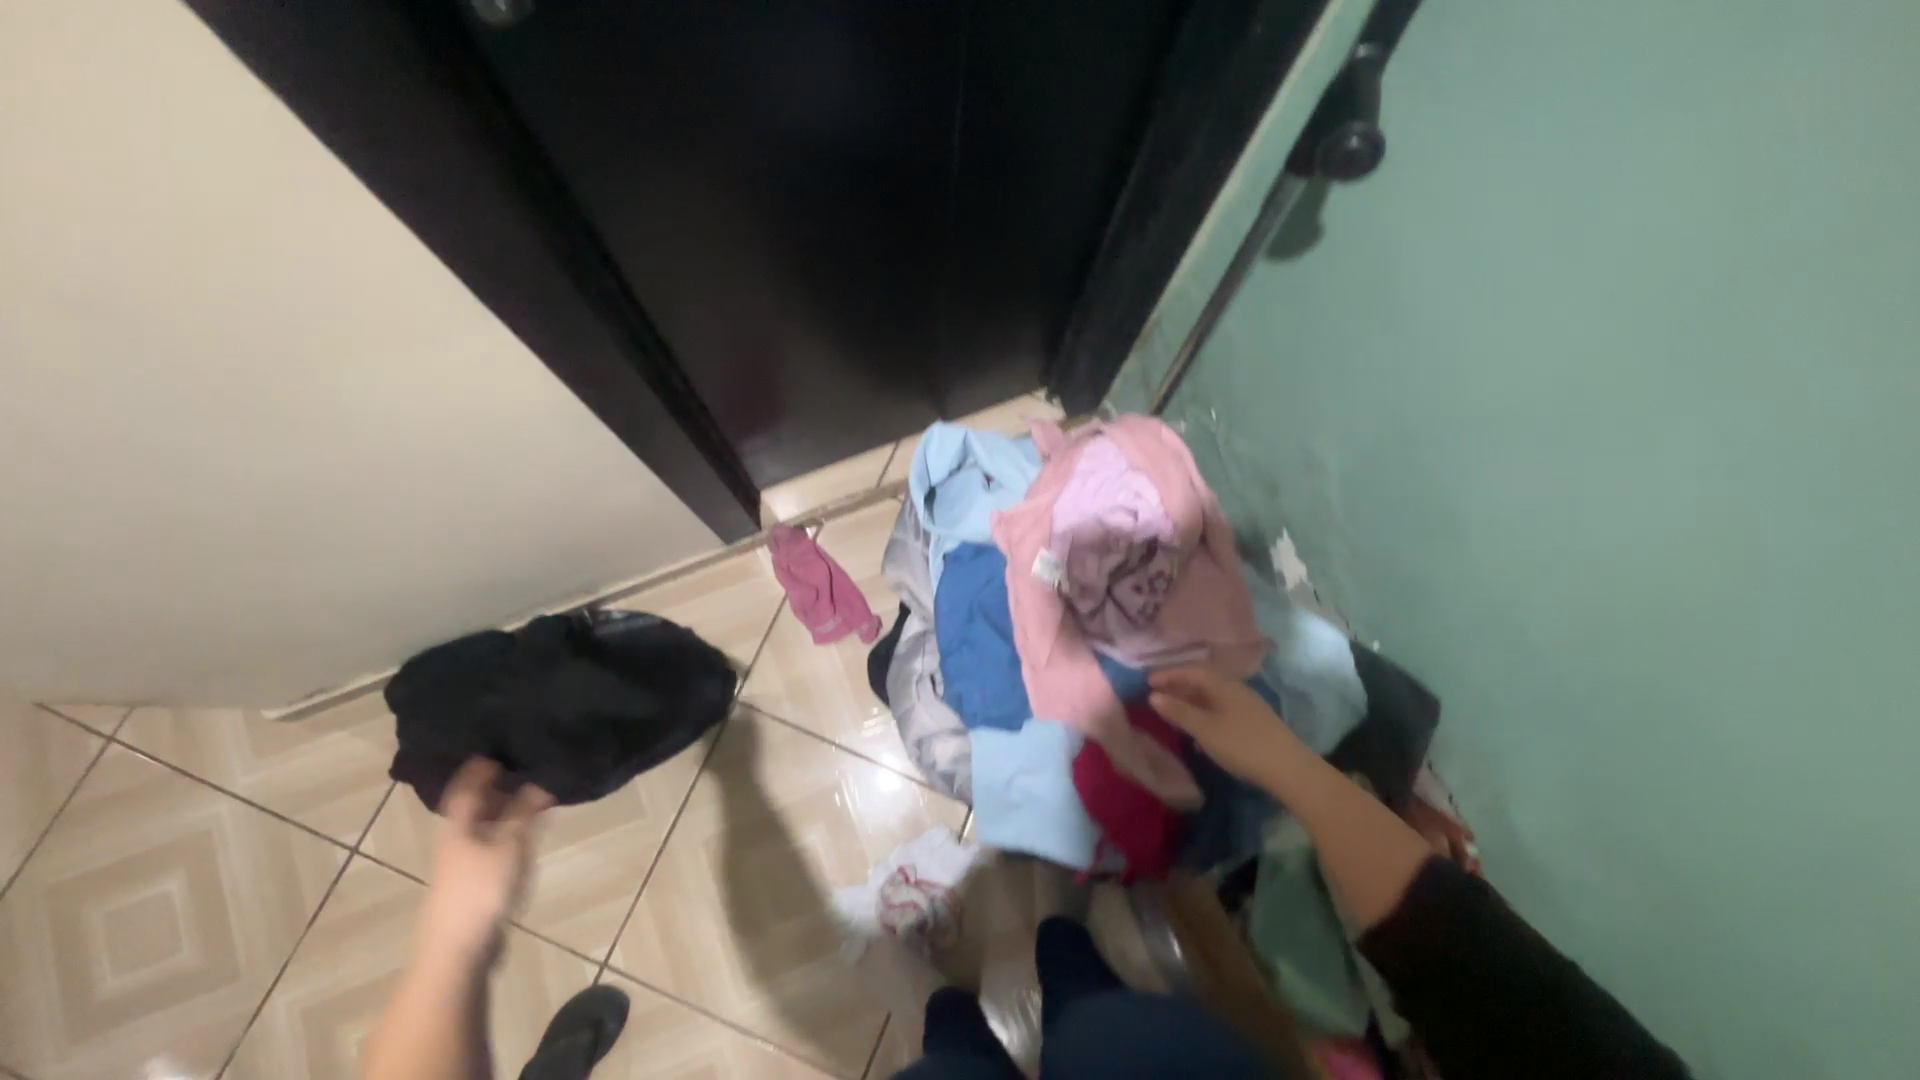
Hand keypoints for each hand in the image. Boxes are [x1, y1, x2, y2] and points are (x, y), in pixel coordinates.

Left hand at [418, 758, 552, 967]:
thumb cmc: (480, 891)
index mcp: (457, 827)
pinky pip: (489, 846)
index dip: (478, 768)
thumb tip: (542, 780)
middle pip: (472, 807)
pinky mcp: (472, 885)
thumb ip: (526, 813)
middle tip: (522, 769)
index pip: (465, 788)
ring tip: (530, 797)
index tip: (497, 750)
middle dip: (494, 788)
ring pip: (481, 827)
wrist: (456, 951)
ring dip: (501, 811)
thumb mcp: (510, 846)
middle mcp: (454, 841)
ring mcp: (461, 866)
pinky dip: (505, 833)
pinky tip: (523, 836)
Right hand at [1149, 665, 1309, 789]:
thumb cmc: (1242, 745)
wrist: (1288, 768)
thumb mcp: (1204, 729)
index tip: (1147, 682)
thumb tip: (1153, 695)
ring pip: (1212, 695)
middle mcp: (1235, 688)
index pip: (1191, 670)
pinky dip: (1203, 712)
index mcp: (1222, 685)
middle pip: (1203, 679)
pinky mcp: (1252, 720)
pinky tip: (1198, 729)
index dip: (1168, 673)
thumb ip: (1178, 711)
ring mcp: (1246, 704)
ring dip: (1191, 699)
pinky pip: (1220, 707)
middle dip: (1178, 685)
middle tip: (1157, 694)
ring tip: (1173, 711)